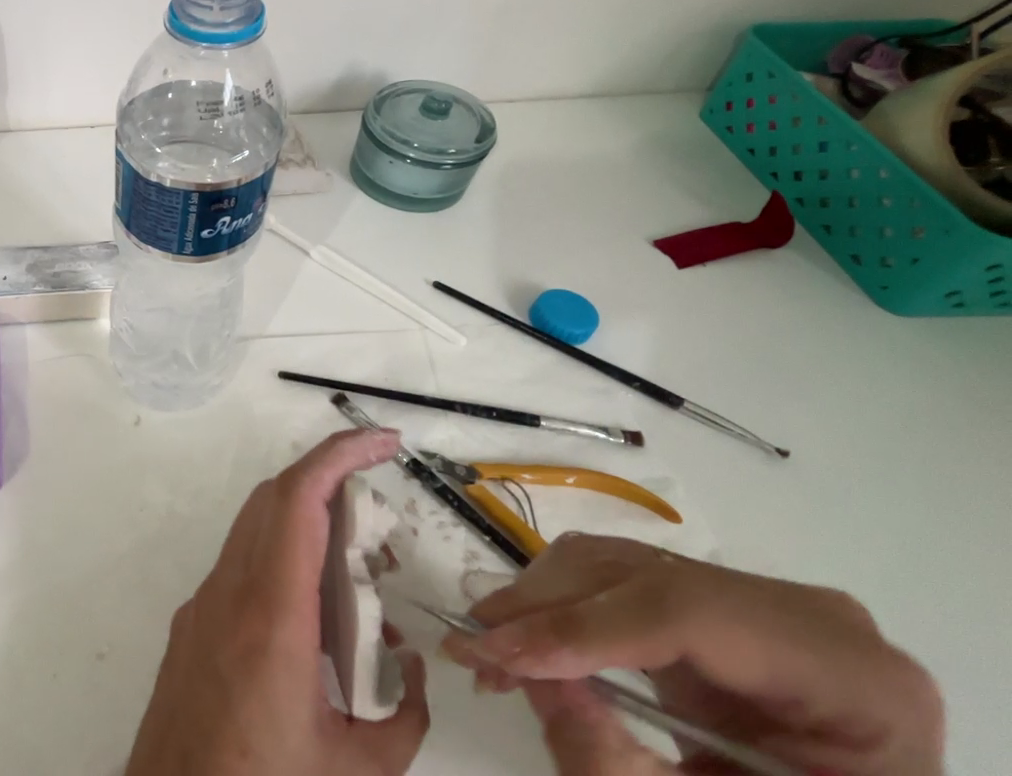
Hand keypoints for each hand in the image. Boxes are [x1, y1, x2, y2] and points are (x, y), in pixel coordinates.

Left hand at [125, 429, 428, 775]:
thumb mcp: (357, 767)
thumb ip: (403, 717)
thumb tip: (413, 673)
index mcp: (272, 615)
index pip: (299, 500)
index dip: (339, 455)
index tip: (383, 442)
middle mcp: (229, 593)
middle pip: (274, 500)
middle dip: (331, 482)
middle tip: (383, 518)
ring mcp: (203, 605)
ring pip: (255, 530)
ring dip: (308, 526)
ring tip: (360, 573)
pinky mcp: (192, 625)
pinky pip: (241, 568)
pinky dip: (283, 563)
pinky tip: (317, 617)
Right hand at [440, 534, 943, 775]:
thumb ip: (614, 760)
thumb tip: (524, 675)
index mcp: (851, 678)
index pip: (689, 612)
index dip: (583, 627)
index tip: (498, 657)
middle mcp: (808, 616)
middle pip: (645, 578)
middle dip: (544, 610)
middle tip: (468, 652)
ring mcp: (758, 602)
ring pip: (617, 564)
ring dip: (538, 602)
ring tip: (487, 653)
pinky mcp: (712, 606)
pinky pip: (619, 581)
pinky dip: (559, 606)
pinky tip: (525, 644)